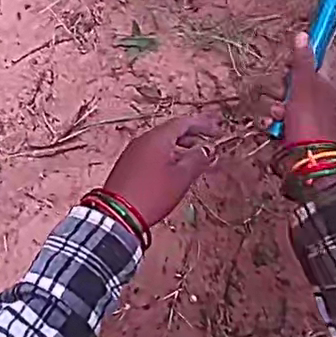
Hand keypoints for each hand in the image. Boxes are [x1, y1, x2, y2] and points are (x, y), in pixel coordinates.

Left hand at [101, 113, 219, 225]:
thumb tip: (209, 148)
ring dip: (180, 147)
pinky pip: (152, 153)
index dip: (202, 124)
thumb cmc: (152, 194)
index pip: (183, 122)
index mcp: (157, 138)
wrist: (119, 213)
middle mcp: (143, 140)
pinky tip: (176, 169)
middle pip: (171, 131)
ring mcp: (133, 151)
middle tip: (209, 142)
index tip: (217, 130)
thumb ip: (198, 159)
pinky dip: (168, 155)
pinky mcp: (128, 164)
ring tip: (196, 158)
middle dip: (192, 136)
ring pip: (161, 143)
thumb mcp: (181, 177)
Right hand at [266, 32, 335, 145]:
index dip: (296, 67)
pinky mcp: (295, 131)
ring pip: (282, 102)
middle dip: (280, 90)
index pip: (308, 67)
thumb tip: (303, 34)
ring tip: (278, 116)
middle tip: (282, 95)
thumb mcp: (304, 86)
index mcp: (324, 86)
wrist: (310, 158)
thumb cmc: (310, 120)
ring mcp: (306, 116)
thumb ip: (302, 62)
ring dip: (275, 108)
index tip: (288, 71)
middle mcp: (316, 100)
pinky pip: (279, 120)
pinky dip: (274, 122)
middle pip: (291, 84)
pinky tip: (274, 126)